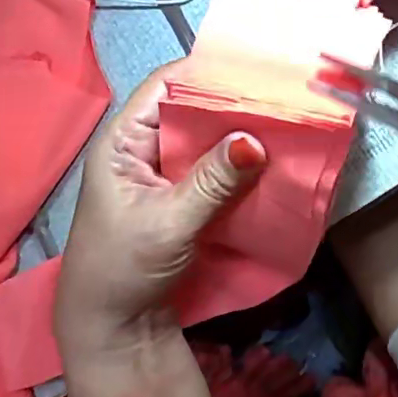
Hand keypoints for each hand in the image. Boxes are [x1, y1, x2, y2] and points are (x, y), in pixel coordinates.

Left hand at [55, 63, 267, 362]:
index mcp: (123, 141)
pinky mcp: (182, 193)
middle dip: (230, 101)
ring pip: (204, 137)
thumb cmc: (123, 269)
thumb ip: (212, 182)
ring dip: (237, 131)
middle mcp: (142, 147)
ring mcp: (163, 171)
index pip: (164, 87)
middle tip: (278, 93)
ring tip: (282, 117)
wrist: (116, 327)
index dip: (204, 73)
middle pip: (189, 108)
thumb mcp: (168, 223)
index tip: (252, 69)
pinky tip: (268, 155)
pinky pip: (213, 165)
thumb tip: (256, 140)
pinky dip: (237, 159)